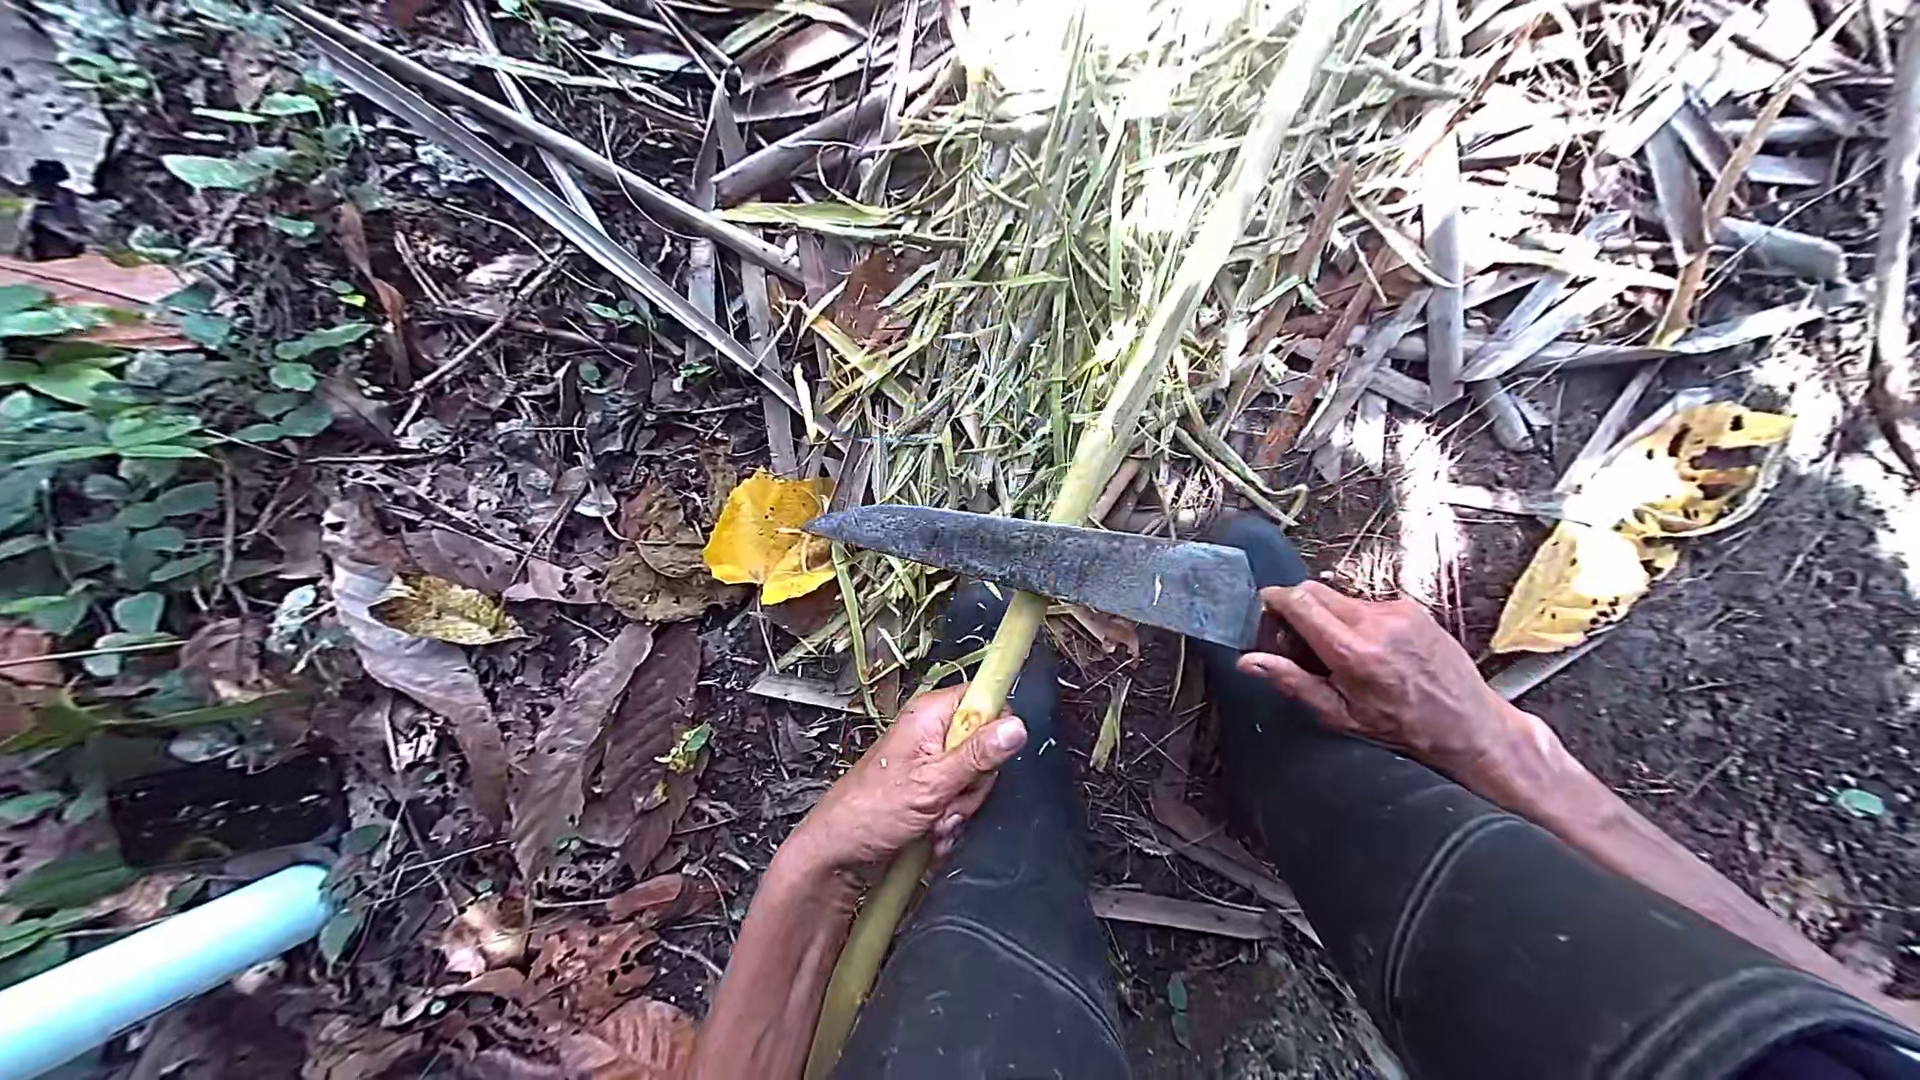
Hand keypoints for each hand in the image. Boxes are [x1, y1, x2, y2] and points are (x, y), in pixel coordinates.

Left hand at [785, 684, 1027, 873]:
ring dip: (961, 807)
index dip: (994, 728)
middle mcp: (933, 731)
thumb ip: (977, 755)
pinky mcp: (931, 786)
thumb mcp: (932, 783)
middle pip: (986, 745)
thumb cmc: (869, 810)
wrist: (839, 851)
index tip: (985, 758)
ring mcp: (932, 760)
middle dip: (974, 782)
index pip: (985, 699)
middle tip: (949, 799)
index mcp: (931, 714)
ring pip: (976, 778)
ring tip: (934, 819)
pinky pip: (961, 798)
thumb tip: (1016, 727)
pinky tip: (933, 831)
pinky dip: (952, 819)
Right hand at [1234, 582, 1528, 781]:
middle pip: (1313, 591)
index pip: (1299, 601)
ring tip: (1338, 652)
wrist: (1470, 726)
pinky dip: (1353, 619)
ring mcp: (1398, 612)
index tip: (1264, 611)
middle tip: (1296, 640)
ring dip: (1325, 616)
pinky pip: (1364, 603)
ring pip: (1337, 597)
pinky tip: (1367, 648)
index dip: (1273, 601)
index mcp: (1353, 652)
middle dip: (1296, 608)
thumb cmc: (1405, 727)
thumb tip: (1250, 662)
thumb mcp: (1338, 714)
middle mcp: (1376, 624)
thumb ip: (1290, 681)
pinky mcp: (1411, 608)